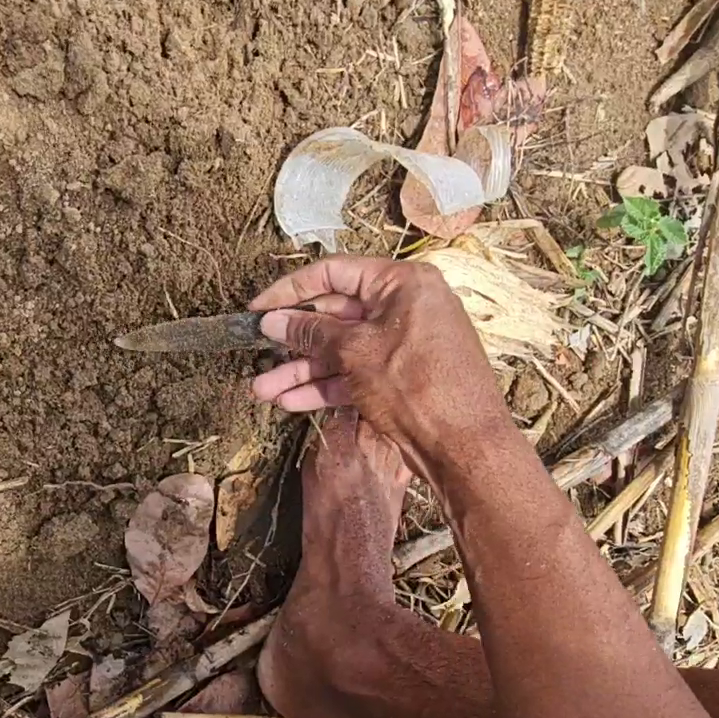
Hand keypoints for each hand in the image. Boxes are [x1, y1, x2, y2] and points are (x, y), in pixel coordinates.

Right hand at [248, 256, 513, 458]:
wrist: (462, 444)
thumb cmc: (415, 384)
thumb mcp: (354, 352)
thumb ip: (311, 333)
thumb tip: (273, 321)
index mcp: (402, 284)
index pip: (334, 273)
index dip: (290, 290)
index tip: (258, 308)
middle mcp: (402, 308)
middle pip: (334, 315)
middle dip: (292, 339)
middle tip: (256, 350)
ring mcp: (399, 345)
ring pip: (338, 351)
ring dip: (299, 370)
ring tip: (262, 389)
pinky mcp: (395, 378)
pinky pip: (351, 375)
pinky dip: (321, 387)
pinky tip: (288, 401)